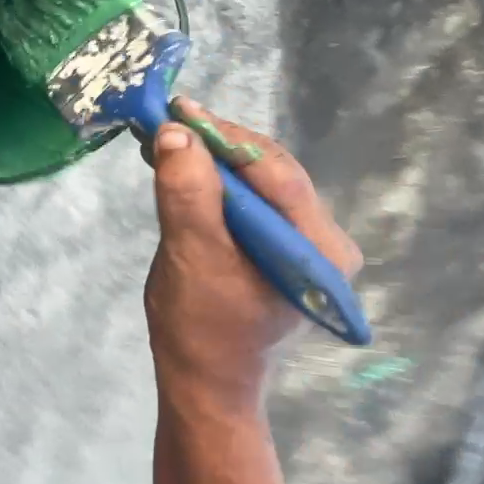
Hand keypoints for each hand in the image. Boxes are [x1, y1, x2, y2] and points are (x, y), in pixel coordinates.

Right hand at [144, 99, 363, 409]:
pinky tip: (176, 164)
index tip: (175, 110)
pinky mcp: (272, 243)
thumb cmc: (201, 322)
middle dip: (214, 142)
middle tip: (163, 119)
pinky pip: (243, 195)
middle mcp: (321, 239)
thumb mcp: (191, 254)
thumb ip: (188, 193)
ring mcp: (299, 241)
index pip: (275, 172)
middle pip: (268, 170)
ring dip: (206, 155)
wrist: (203, 373)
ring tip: (161, 137)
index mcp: (318, 247)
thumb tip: (173, 132)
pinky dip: (207, 175)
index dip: (224, 136)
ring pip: (253, 179)